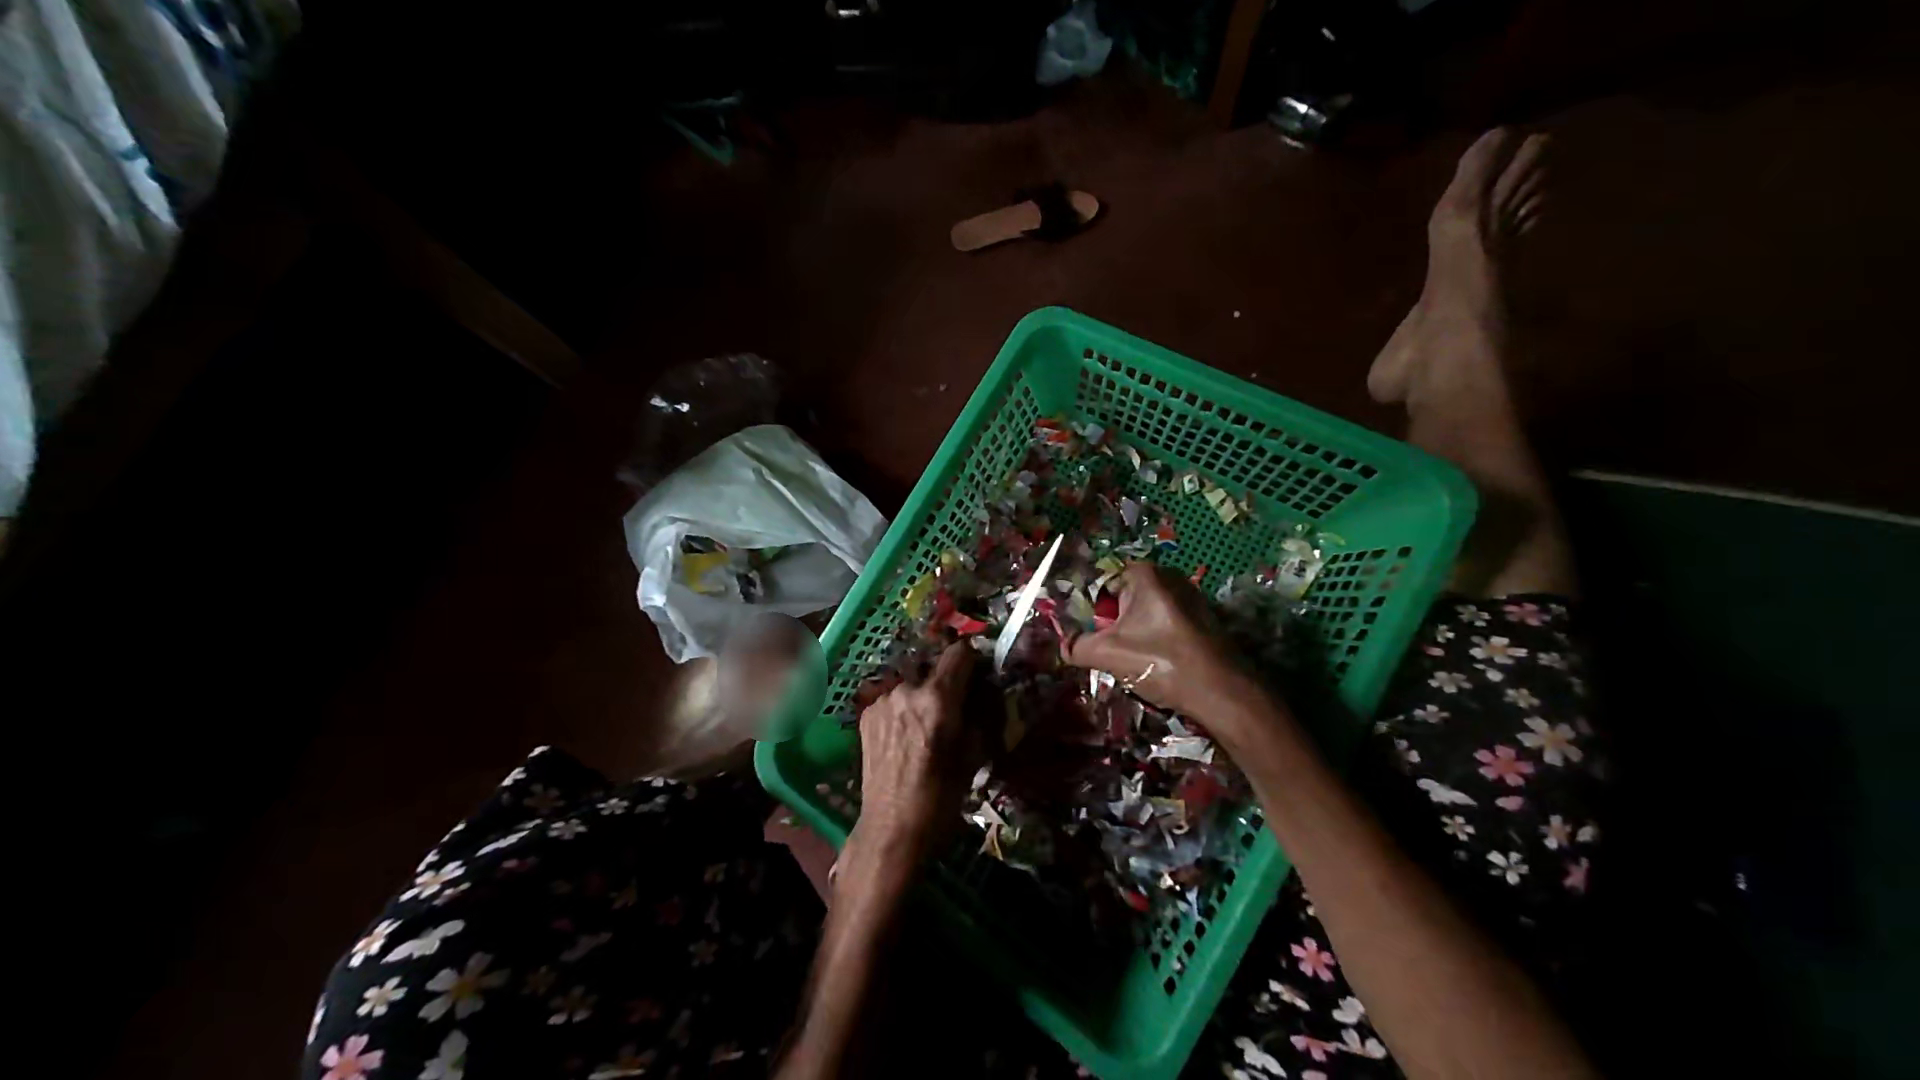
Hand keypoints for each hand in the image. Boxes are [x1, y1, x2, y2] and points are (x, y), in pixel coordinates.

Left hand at [851, 642, 974, 864]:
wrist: (892, 827)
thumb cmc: (941, 796)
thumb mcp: (974, 754)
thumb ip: (981, 714)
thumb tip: (987, 691)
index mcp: (938, 698)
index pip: (960, 653)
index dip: (973, 661)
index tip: (978, 675)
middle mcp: (907, 689)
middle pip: (935, 669)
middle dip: (947, 684)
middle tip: (954, 709)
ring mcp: (883, 700)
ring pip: (912, 684)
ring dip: (922, 697)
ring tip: (925, 728)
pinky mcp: (867, 713)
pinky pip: (893, 700)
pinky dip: (903, 709)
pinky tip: (904, 737)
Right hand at [1062, 562, 1261, 725]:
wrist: (1222, 692)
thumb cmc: (1162, 662)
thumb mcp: (1108, 655)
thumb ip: (1078, 647)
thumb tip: (1064, 647)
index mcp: (1146, 574)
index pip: (1103, 583)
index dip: (1090, 609)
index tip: (1085, 632)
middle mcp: (1169, 577)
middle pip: (1124, 599)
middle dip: (1112, 623)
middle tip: (1106, 649)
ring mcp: (1190, 598)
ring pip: (1145, 614)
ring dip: (1133, 634)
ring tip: (1130, 660)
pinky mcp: (1203, 620)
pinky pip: (1165, 624)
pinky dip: (1155, 640)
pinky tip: (1155, 664)